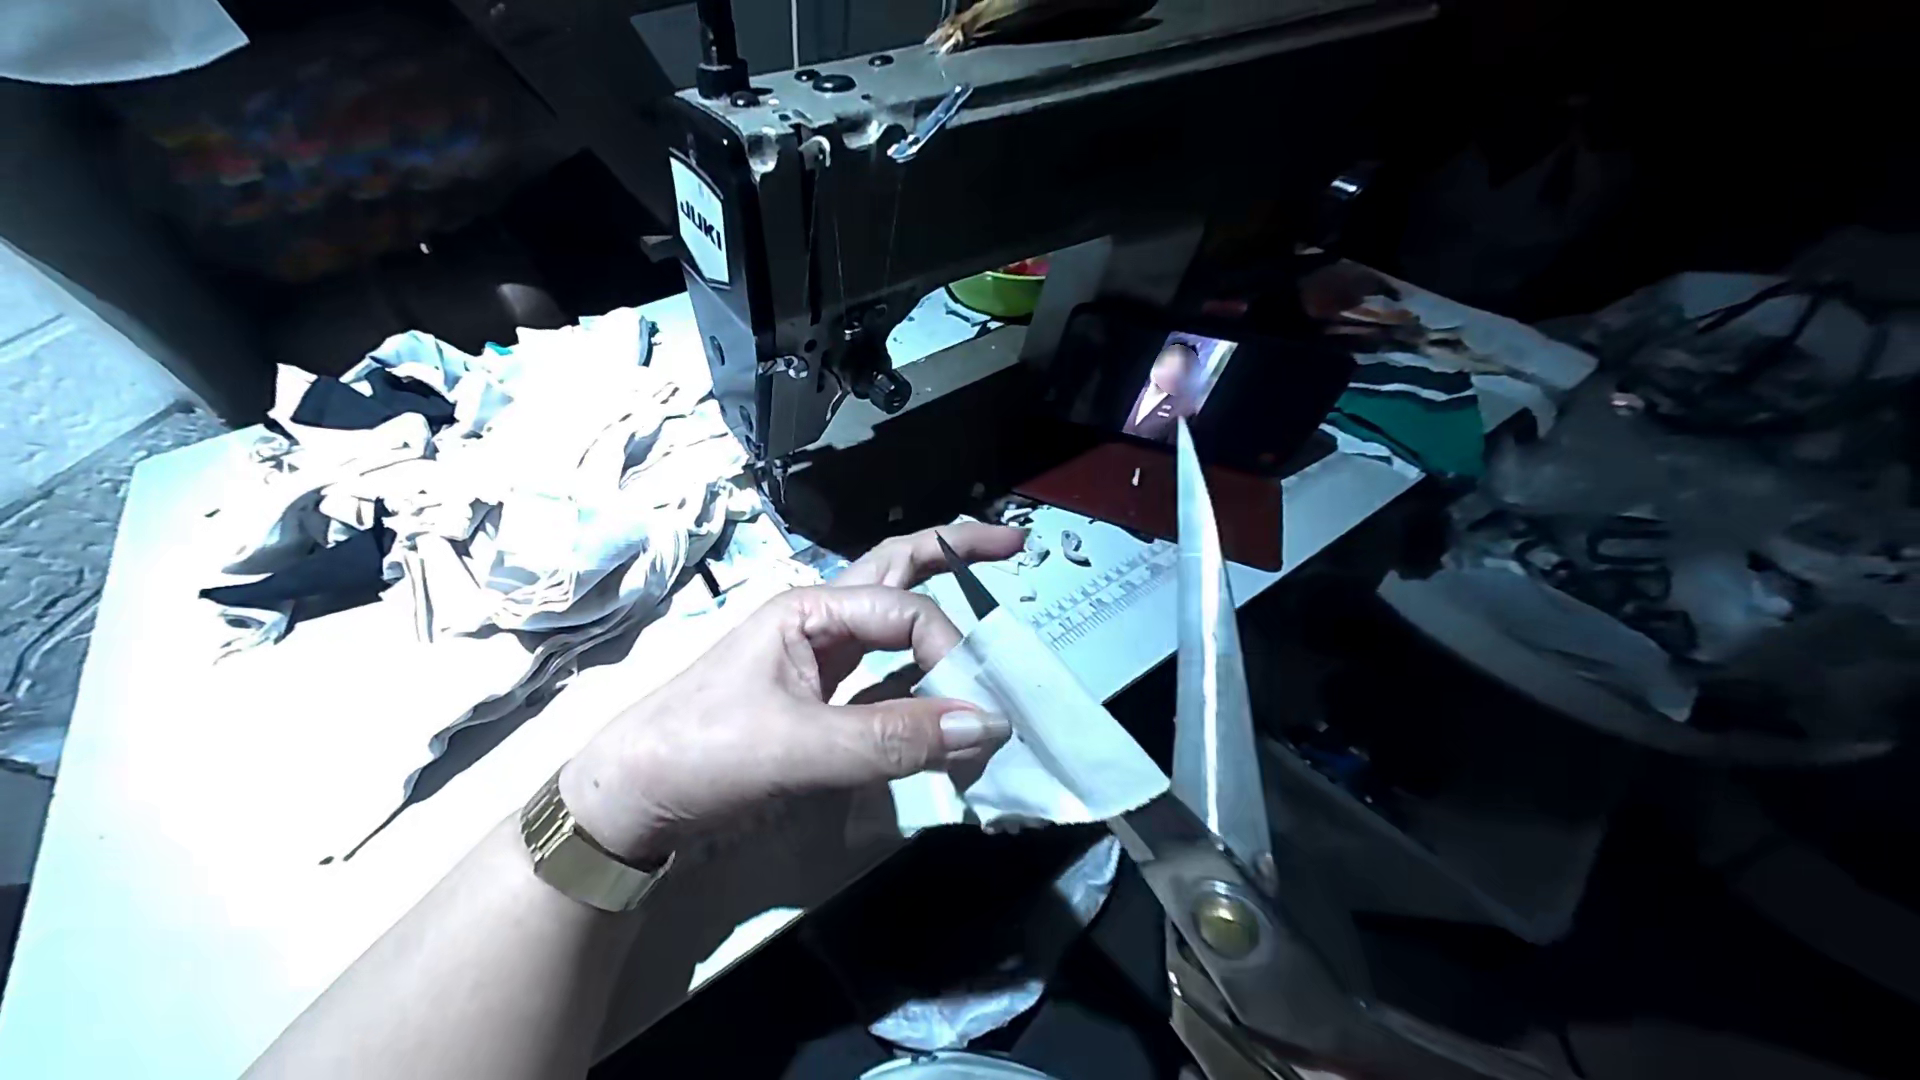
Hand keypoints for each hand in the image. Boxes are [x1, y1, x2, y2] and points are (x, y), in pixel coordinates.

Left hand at [559, 523, 1026, 864]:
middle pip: (899, 567)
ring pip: (895, 614)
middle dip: (955, 549)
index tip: (975, 709)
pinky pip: (889, 671)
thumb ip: (892, 738)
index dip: (950, 652)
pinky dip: (925, 670)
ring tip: (986, 585)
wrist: (632, 800)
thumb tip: (985, 725)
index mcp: (811, 608)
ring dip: (942, 600)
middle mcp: (822, 619)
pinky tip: (946, 680)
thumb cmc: (701, 752)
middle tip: (1011, 544)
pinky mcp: (825, 695)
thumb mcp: (797, 745)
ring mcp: (824, 656)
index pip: (906, 612)